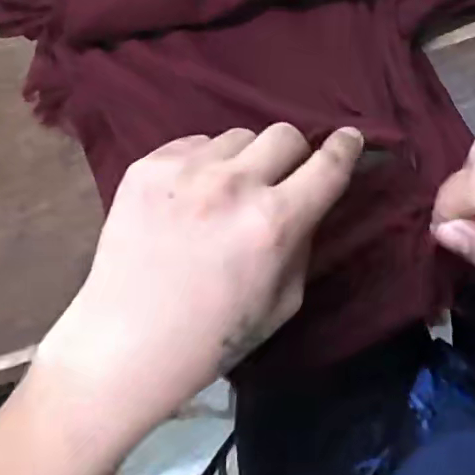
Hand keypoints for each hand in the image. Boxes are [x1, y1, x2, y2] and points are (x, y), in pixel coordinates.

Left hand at [36, 125, 362, 432]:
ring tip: (223, 196)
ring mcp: (184, 169)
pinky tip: (187, 199)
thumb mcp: (282, 302)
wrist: (125, 342)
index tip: (350, 137)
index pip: (326, 166)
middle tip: (279, 180)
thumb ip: (303, 241)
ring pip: (237, 135)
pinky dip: (202, 164)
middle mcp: (232, 184)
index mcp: (273, 223)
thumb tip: (309, 198)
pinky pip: (194, 144)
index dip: (345, 148)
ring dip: (243, 160)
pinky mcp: (147, 165)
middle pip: (283, 133)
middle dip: (292, 154)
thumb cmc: (212, 336)